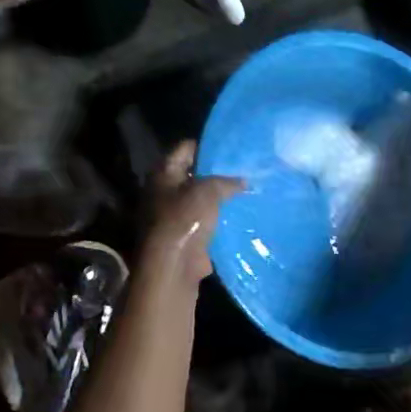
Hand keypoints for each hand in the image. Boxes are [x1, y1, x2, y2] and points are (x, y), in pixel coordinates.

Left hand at [141, 140, 243, 285]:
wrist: (173, 266)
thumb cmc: (184, 220)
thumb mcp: (208, 191)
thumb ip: (226, 181)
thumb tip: (242, 181)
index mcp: (163, 174)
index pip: (185, 149)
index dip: (208, 145)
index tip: (232, 147)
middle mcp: (163, 191)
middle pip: (193, 174)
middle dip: (216, 173)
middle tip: (244, 169)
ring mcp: (173, 216)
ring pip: (201, 200)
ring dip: (220, 198)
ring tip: (247, 190)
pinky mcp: (185, 237)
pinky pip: (206, 222)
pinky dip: (220, 220)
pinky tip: (241, 215)